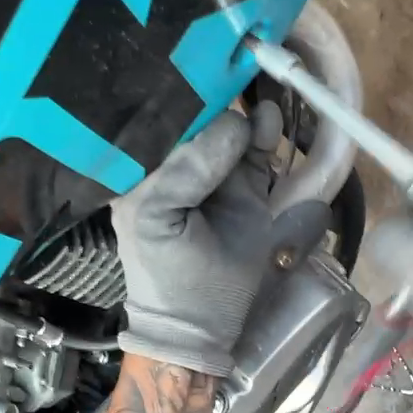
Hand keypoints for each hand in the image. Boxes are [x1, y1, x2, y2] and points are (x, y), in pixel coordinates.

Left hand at [112, 104, 283, 376]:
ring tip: (258, 114)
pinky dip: (266, 134)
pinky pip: (258, 152)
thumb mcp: (159, 216)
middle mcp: (178, 167)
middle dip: (216, 103)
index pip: (162, 117)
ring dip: (246, 116)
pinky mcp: (247, 191)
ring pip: (232, 129)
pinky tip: (269, 125)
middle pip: (199, 116)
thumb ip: (188, 166)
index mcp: (143, 170)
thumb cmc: (170, 279)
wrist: (202, 331)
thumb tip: (236, 123)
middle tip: (234, 88)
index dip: (183, 98)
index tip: (203, 81)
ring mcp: (216, 178)